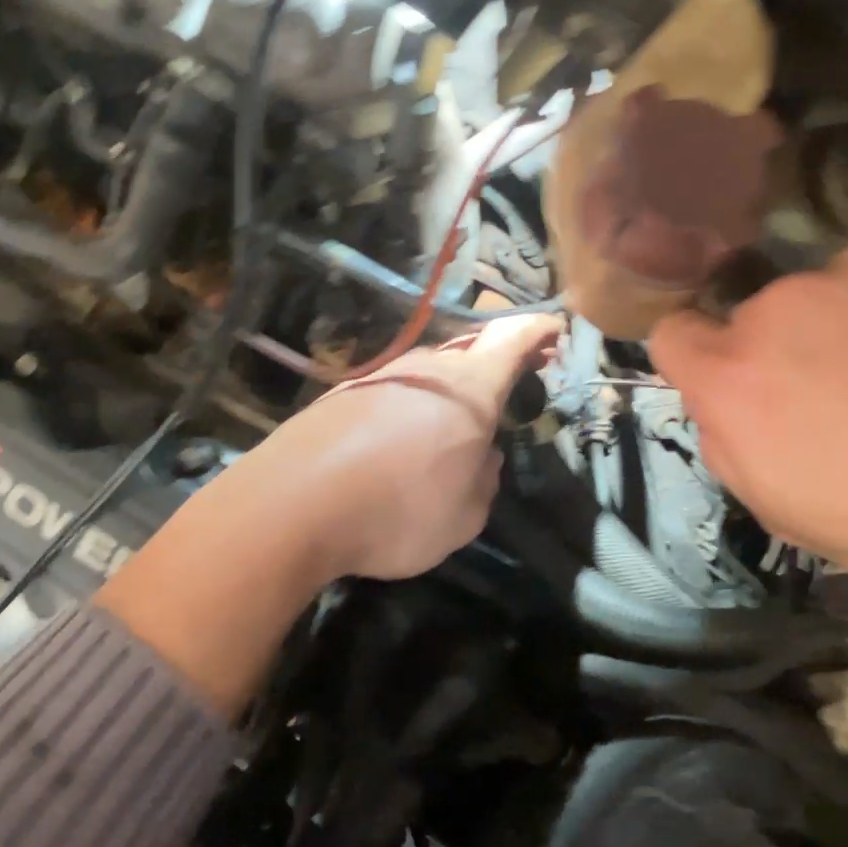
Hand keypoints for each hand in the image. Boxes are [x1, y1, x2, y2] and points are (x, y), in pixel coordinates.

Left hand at [234, 313, 563, 581]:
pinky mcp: (339, 399)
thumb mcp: (466, 515)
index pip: (514, 338)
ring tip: (448, 433)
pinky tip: (396, 448)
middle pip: (468, 354)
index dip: (539, 331)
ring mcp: (377, 378)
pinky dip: (405, 415)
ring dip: (444, 397)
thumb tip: (481, 458)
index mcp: (470, 387)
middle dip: (493, 367)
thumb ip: (485, 481)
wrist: (292, 505)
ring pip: (425, 377)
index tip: (555, 331)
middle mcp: (425, 369)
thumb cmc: (399, 509)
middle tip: (507, 392)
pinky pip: (390, 398)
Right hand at [650, 230, 847, 599]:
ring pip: (837, 291)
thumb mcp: (804, 523)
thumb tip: (737, 414)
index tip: (744, 390)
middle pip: (763, 318)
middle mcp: (784, 308)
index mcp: (736, 382)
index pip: (673, 335)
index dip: (701, 361)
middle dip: (793, 353)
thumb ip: (742, 454)